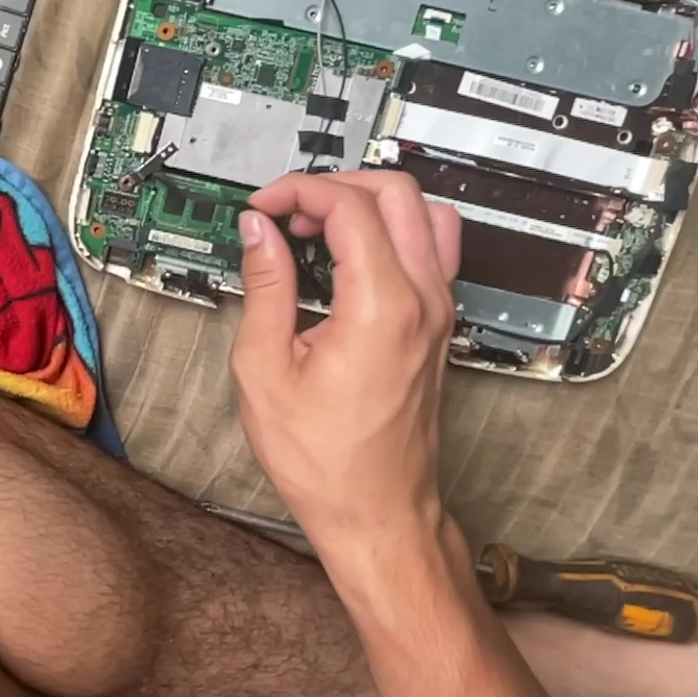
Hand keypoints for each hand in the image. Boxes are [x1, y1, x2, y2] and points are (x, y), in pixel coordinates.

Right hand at [230, 171, 461, 550]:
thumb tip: (257, 231)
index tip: (261, 208)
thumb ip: (266, 286)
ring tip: (316, 224)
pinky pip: (431, 248)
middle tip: (285, 211)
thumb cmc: (323, 457)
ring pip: (424, 213)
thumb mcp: (264, 368)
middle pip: (396, 193)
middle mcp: (424, 301)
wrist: (377, 511)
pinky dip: (390, 228)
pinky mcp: (438, 325)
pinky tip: (349, 252)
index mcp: (381, 308)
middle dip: (332, 185)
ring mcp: (440, 312)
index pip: (349, 207)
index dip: (296, 192)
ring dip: (367, 201)